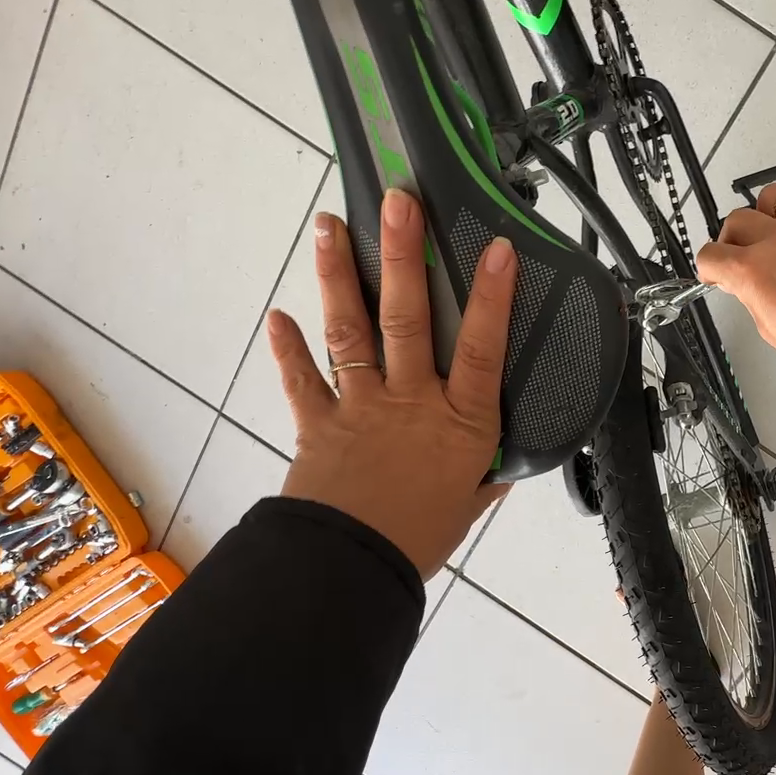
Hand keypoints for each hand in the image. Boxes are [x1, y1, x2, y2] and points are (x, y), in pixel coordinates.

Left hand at [268, 189, 514, 581]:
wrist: (350, 570)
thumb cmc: (422, 538)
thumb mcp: (471, 505)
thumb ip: (485, 477)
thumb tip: (499, 469)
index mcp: (462, 422)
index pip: (484, 349)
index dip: (493, 298)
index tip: (498, 249)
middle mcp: (413, 401)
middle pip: (410, 320)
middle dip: (406, 258)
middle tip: (398, 203)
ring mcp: (361, 406)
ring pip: (353, 333)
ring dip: (341, 278)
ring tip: (330, 228)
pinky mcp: (318, 423)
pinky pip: (304, 381)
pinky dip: (288, 349)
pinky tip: (276, 316)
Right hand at [695, 171, 775, 386]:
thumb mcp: (767, 327)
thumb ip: (748, 293)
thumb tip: (740, 278)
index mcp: (753, 270)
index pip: (711, 254)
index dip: (711, 267)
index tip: (718, 272)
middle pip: (737, 220)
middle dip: (734, 241)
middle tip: (747, 257)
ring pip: (774, 195)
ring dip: (769, 214)